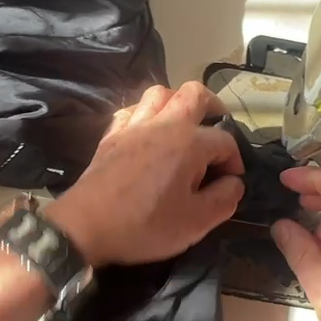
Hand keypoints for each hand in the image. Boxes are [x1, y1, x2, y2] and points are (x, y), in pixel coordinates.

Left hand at [47, 82, 244, 266]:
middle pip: (195, 94)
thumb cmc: (146, 226)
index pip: (224, 141)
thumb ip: (224, 199)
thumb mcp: (196, 223)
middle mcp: (163, 124)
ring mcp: (134, 125)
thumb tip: (234, 182)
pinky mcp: (111, 135)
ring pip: (161, 93)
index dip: (234, 161)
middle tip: (217, 129)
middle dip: (213, 107)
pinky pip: (133, 110)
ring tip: (184, 127)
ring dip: (177, 103)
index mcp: (188, 143)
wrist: (86, 227)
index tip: (230, 183)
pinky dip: (147, 114)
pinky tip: (149, 132)